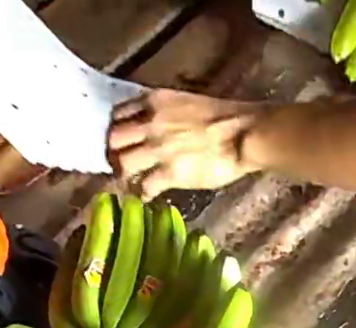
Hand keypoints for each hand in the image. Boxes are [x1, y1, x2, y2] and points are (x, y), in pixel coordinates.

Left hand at [108, 89, 266, 198]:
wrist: (241, 135)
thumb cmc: (225, 119)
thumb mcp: (187, 102)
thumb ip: (168, 113)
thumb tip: (166, 126)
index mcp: (154, 101)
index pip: (119, 112)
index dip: (117, 128)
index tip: (120, 139)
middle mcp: (149, 123)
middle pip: (114, 137)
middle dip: (114, 151)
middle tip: (118, 163)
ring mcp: (158, 150)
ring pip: (124, 162)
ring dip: (125, 174)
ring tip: (129, 182)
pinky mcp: (171, 173)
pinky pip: (146, 185)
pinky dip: (143, 193)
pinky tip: (145, 197)